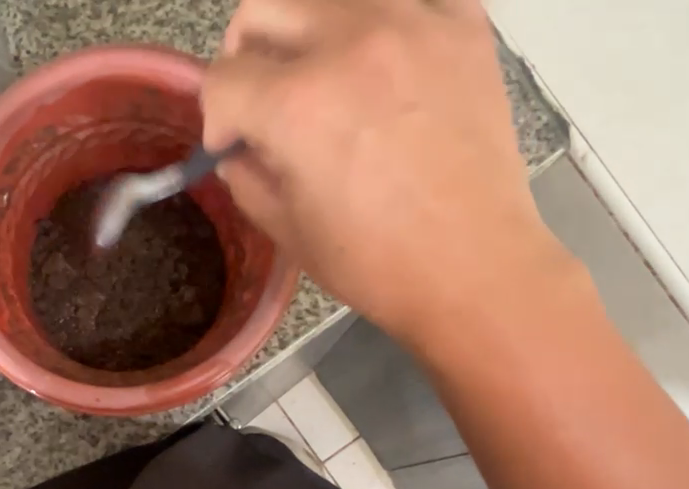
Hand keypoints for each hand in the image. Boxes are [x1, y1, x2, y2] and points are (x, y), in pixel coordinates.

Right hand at [203, 0, 574, 351]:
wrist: (470, 264)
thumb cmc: (374, 262)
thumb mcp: (287, 230)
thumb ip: (246, 175)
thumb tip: (238, 147)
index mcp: (297, 105)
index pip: (222, 77)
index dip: (217, 118)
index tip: (234, 144)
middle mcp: (349, 43)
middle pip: (261, 9)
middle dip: (247, 58)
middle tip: (264, 101)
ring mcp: (412, 21)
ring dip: (308, 35)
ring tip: (326, 83)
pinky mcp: (462, 22)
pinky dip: (377, 26)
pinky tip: (384, 70)